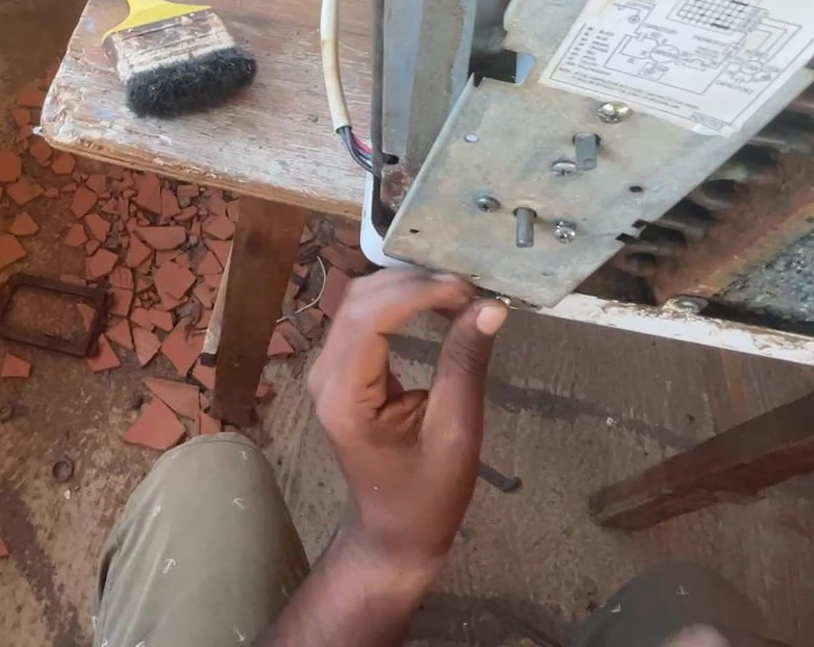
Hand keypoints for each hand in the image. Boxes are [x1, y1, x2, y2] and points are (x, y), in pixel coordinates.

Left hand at [307, 268, 507, 576]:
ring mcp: (326, 367)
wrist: (394, 530)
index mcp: (343, 396)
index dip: (416, 292)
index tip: (466, 289)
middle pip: (359, 300)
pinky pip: (363, 316)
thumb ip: (465, 365)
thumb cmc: (427, 495)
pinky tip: (434, 301)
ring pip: (358, 300)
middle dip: (414, 283)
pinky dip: (399, 300)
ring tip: (458, 292)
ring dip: (406, 286)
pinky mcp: (340, 365)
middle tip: (469, 288)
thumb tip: (489, 306)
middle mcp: (324, 373)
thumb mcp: (457, 434)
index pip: (369, 318)